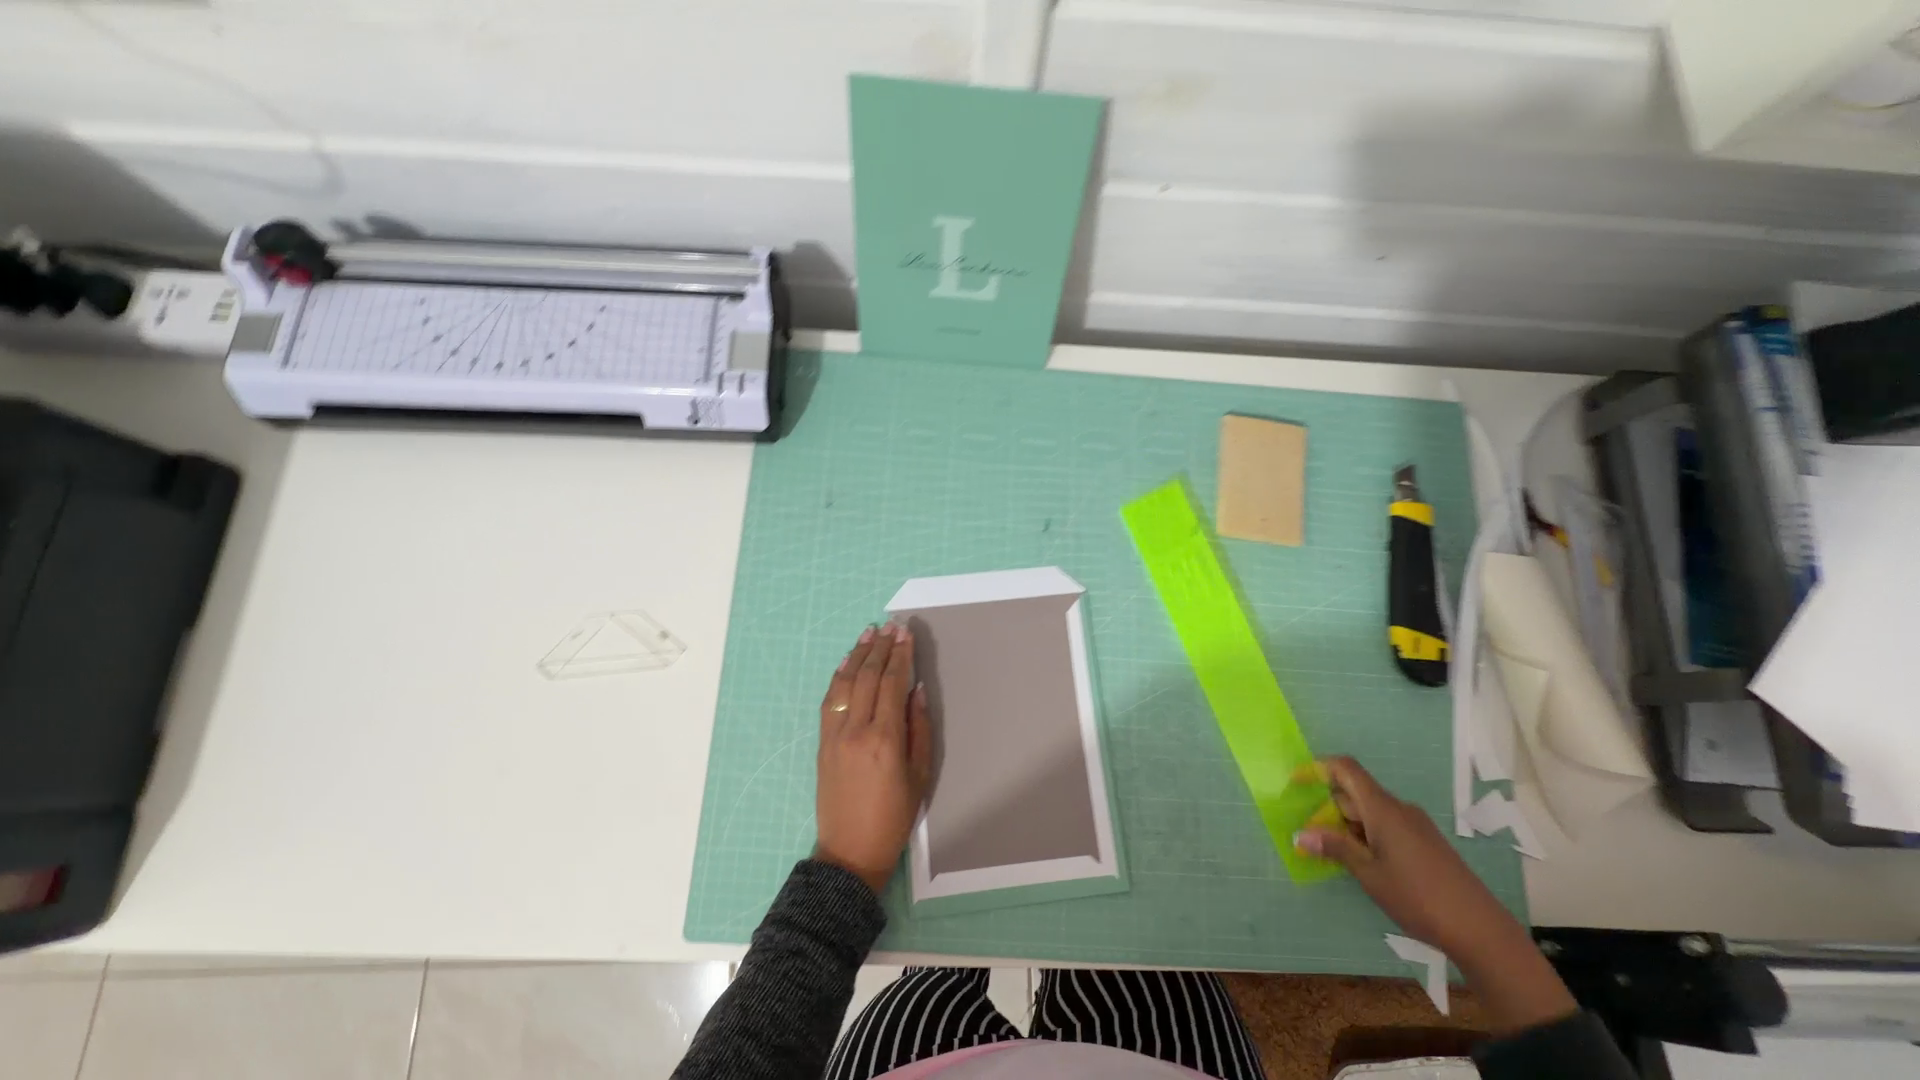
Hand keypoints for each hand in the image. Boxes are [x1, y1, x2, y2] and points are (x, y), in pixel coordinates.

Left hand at [813, 622, 932, 893]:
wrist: (850, 850)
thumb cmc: (894, 817)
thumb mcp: (920, 776)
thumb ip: (919, 728)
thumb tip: (916, 690)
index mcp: (885, 739)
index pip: (891, 684)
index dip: (900, 656)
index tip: (906, 634)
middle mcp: (856, 730)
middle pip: (868, 678)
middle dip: (881, 649)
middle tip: (890, 626)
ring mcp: (835, 735)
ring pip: (846, 684)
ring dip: (858, 655)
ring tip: (869, 633)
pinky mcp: (822, 743)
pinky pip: (830, 701)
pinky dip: (838, 677)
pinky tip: (847, 662)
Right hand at [1296, 756, 1576, 1033]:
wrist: (1478, 927)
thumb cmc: (1416, 897)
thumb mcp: (1369, 874)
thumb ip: (1335, 848)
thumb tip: (1300, 833)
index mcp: (1383, 809)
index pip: (1346, 770)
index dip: (1318, 769)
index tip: (1295, 783)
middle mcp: (1399, 809)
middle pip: (1355, 793)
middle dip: (1328, 808)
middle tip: (1308, 836)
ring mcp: (1415, 826)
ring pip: (1370, 812)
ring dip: (1346, 825)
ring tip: (1330, 853)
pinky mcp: (1424, 842)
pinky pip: (1386, 826)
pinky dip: (1365, 835)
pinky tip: (1360, 862)